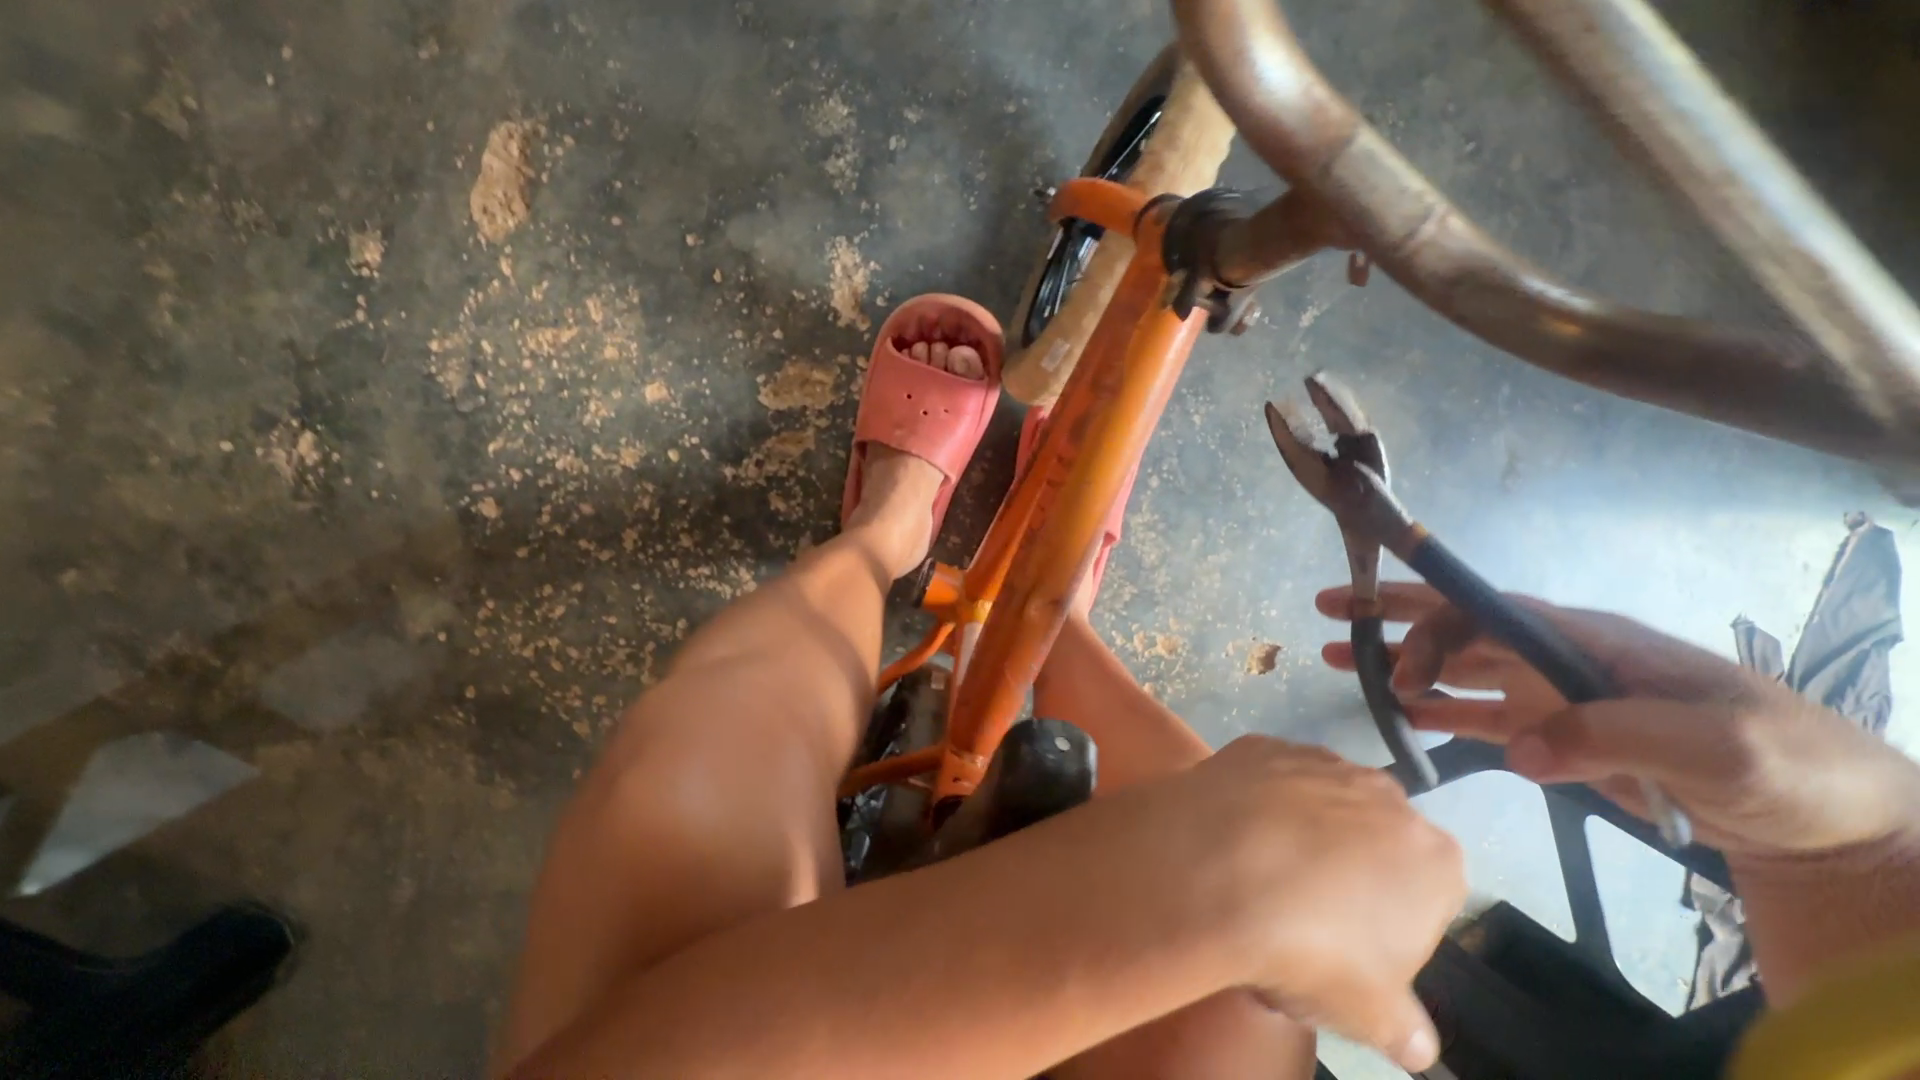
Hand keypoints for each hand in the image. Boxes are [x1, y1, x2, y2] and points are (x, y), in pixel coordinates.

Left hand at [1121, 735, 1463, 1070]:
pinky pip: (1262, 780)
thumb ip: (1404, 1031)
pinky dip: (1251, 803)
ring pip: (1316, 804)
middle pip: (1371, 842)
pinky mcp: (1259, 746)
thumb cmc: (1311, 949)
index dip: (1386, 928)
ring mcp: (1319, 761)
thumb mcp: (1370, 1017)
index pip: (1424, 897)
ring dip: (1297, 833)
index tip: (1347, 951)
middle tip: (1296, 916)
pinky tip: (1227, 835)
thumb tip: (1417, 1047)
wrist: (1214, 872)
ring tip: (1252, 877)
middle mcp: (1386, 795)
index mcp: (1434, 859)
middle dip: (1344, 874)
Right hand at [1316, 583, 1919, 858]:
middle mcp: (1561, 658)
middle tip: (1332, 611)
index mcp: (1592, 640)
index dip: (1433, 618)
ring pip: (1460, 670)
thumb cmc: (1785, 763)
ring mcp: (1556, 698)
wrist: (1830, 823)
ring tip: (1339, 655)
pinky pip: (1480, 720)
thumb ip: (1612, 735)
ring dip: (1402, 662)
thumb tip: (1517, 749)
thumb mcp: (1714, 742)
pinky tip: (1397, 711)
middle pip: (1462, 628)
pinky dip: (1436, 713)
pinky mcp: (1558, 739)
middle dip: (1396, 617)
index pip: (1492, 613)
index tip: (1389, 645)